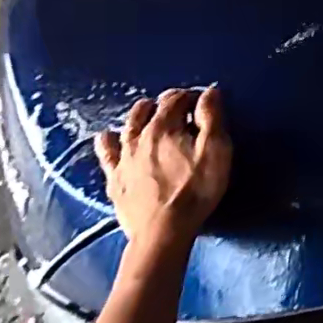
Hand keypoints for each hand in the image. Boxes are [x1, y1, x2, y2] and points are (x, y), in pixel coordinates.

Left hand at [94, 86, 231, 251]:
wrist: (162, 230)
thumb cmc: (196, 189)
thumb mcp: (216, 150)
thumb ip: (212, 118)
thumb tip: (209, 91)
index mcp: (165, 127)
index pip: (175, 99)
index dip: (190, 96)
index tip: (203, 100)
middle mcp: (139, 137)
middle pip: (148, 109)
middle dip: (164, 103)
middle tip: (179, 107)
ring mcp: (123, 158)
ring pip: (127, 127)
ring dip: (138, 115)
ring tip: (147, 112)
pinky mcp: (114, 179)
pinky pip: (106, 154)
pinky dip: (107, 141)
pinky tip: (107, 136)